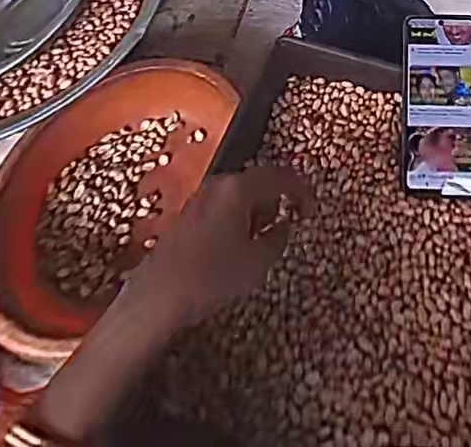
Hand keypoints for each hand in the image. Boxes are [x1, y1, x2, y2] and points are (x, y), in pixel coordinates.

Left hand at [119, 165, 309, 329]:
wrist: (158, 295)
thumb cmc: (210, 276)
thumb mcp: (256, 262)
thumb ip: (277, 238)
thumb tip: (283, 227)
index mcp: (239, 187)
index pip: (280, 175)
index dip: (301, 190)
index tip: (311, 208)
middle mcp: (219, 184)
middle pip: (259, 181)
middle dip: (277, 201)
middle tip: (288, 225)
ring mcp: (202, 197)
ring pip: (241, 194)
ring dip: (257, 211)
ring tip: (261, 242)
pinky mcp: (190, 214)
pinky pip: (225, 206)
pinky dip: (239, 218)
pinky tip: (237, 247)